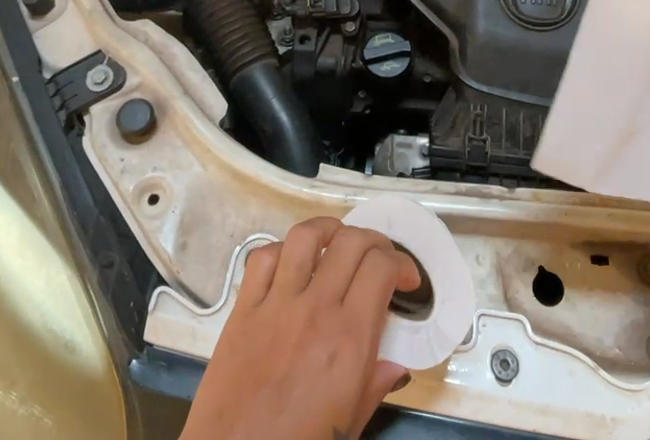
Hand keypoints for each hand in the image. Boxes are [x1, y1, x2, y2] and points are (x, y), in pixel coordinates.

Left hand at [182, 217, 419, 439]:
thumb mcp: (348, 424)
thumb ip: (375, 386)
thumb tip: (394, 364)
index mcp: (349, 340)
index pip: (381, 267)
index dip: (401, 263)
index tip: (406, 279)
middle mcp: (315, 310)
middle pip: (351, 242)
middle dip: (375, 241)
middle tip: (380, 260)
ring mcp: (275, 304)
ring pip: (305, 236)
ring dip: (329, 230)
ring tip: (339, 241)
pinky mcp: (243, 308)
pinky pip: (263, 257)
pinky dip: (283, 249)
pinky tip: (294, 262)